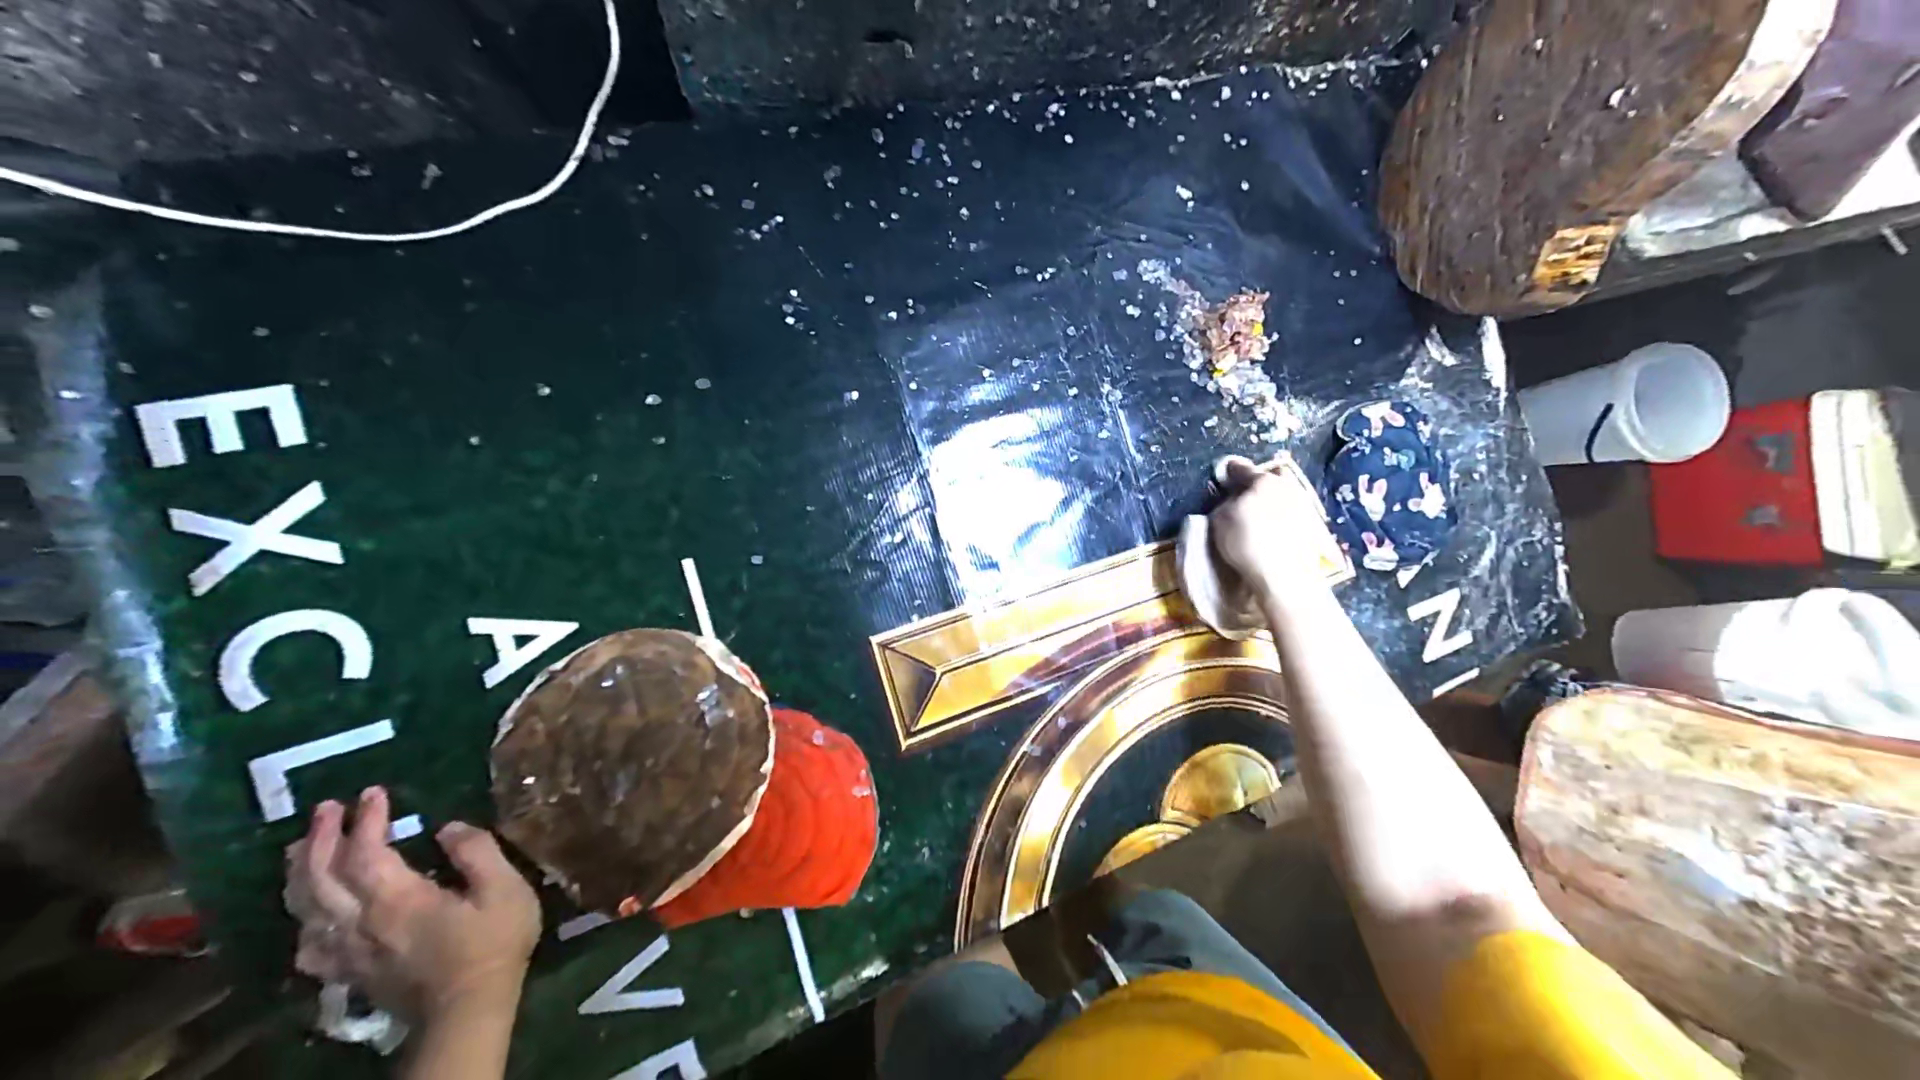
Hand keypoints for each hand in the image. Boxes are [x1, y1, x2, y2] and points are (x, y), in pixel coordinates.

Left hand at [284, 787, 539, 1025]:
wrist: (469, 1009)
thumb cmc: (493, 942)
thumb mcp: (504, 888)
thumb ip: (477, 852)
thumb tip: (449, 827)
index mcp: (396, 900)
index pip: (365, 852)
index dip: (366, 819)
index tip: (374, 791)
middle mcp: (359, 924)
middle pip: (320, 879)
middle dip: (321, 838)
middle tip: (327, 807)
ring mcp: (349, 952)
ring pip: (304, 910)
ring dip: (300, 874)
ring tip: (303, 847)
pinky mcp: (350, 972)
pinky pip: (310, 946)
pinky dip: (302, 922)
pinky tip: (309, 914)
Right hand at [1207, 455, 1336, 606]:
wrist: (1284, 576)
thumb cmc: (1247, 541)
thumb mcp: (1219, 519)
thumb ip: (1225, 504)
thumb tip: (1232, 502)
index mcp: (1263, 481)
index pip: (1243, 469)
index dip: (1231, 470)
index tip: (1226, 469)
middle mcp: (1287, 487)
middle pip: (1269, 479)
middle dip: (1257, 483)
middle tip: (1244, 493)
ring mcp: (1304, 506)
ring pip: (1283, 495)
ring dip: (1271, 501)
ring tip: (1259, 513)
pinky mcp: (1313, 527)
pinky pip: (1292, 513)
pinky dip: (1281, 517)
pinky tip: (1273, 528)